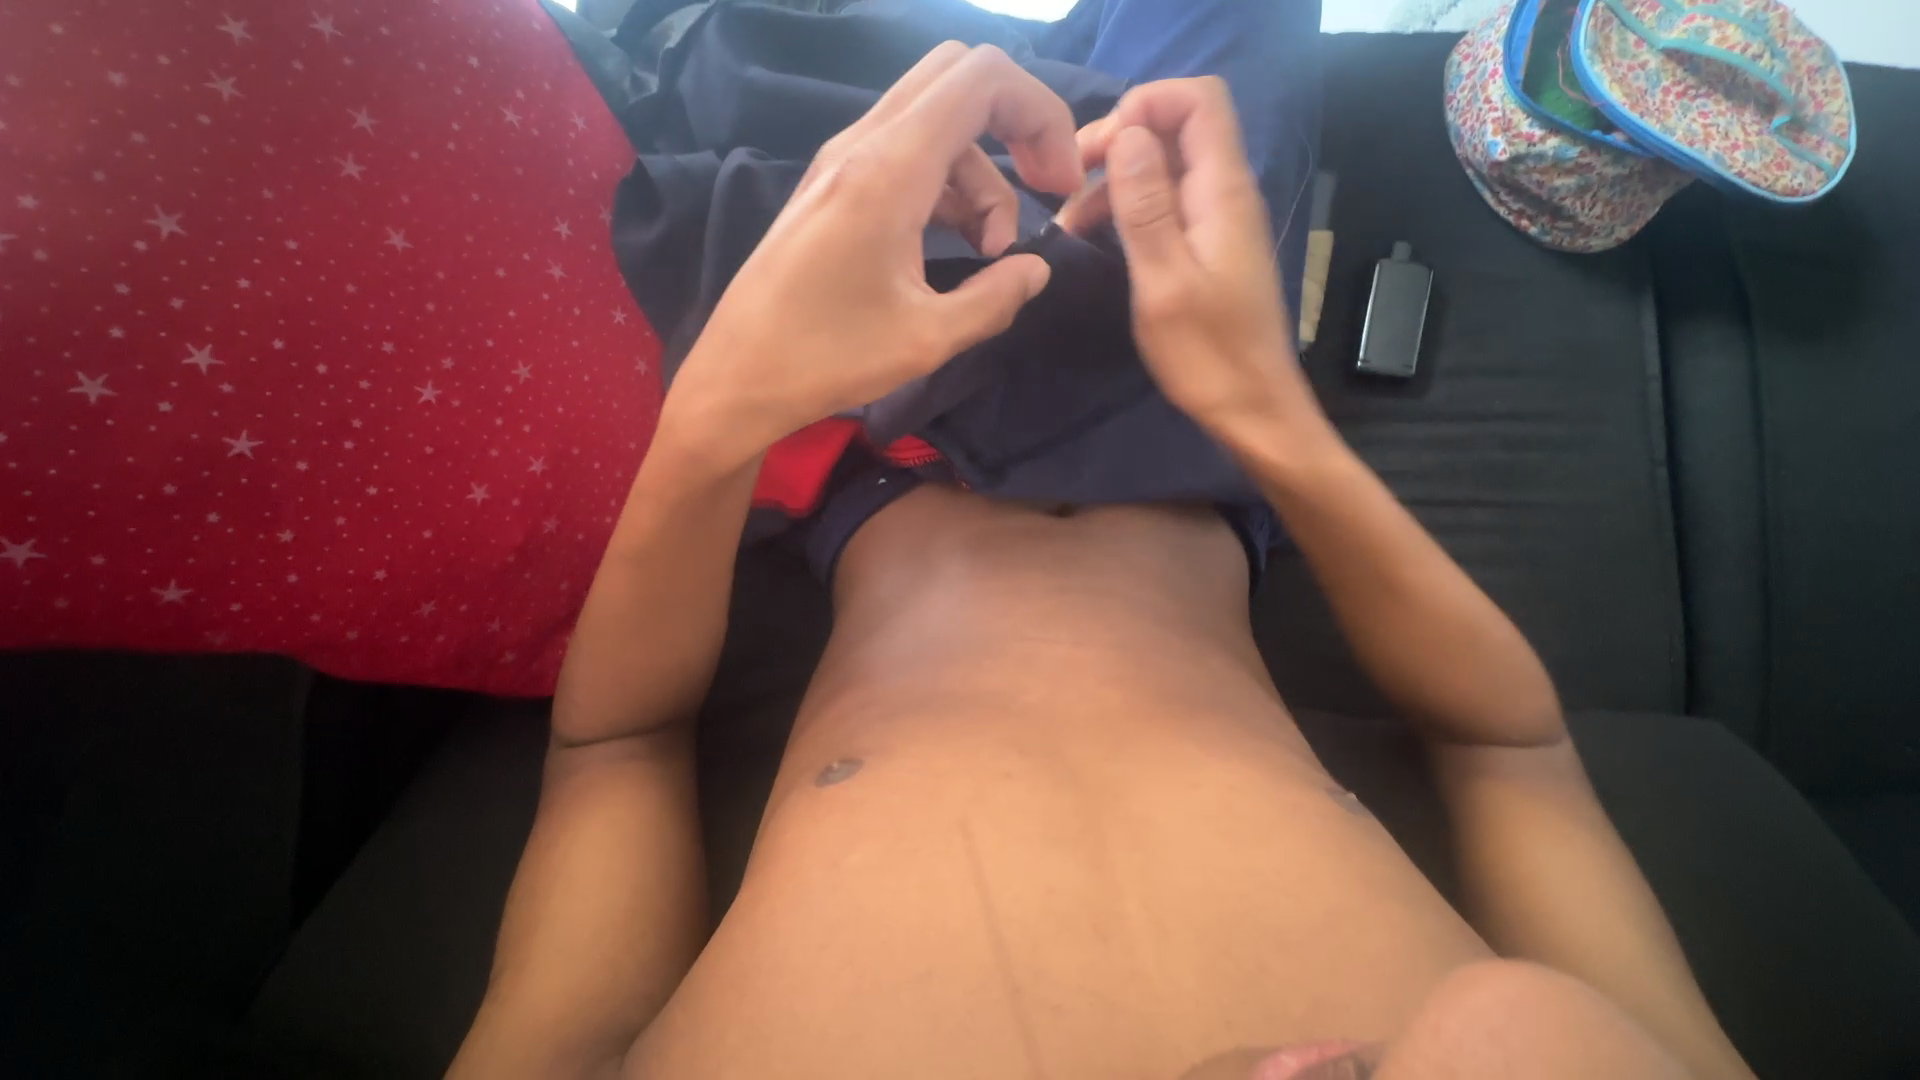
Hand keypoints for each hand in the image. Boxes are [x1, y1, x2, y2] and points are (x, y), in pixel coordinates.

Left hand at [663, 42, 1084, 461]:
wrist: (738, 377)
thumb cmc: (828, 359)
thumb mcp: (928, 339)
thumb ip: (995, 299)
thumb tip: (1036, 270)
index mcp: (889, 168)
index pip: (983, 78)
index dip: (1040, 114)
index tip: (1060, 184)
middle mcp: (863, 145)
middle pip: (959, 81)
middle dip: (1016, 127)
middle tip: (1043, 193)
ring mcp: (842, 164)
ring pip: (935, 126)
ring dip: (980, 177)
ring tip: (992, 254)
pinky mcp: (833, 191)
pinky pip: (906, 159)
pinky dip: (946, 190)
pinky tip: (955, 250)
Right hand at [1070, 78, 1326, 449]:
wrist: (1252, 409)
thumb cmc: (1208, 356)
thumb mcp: (1165, 282)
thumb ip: (1146, 208)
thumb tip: (1126, 134)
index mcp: (1222, 193)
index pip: (1197, 102)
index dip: (1145, 105)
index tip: (1093, 151)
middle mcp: (1225, 196)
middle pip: (1177, 130)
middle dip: (1119, 142)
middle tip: (1067, 187)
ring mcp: (1218, 224)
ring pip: (1166, 171)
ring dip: (1116, 184)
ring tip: (1068, 226)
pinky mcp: (1208, 251)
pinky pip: (1167, 207)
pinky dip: (1129, 212)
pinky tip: (1096, 242)